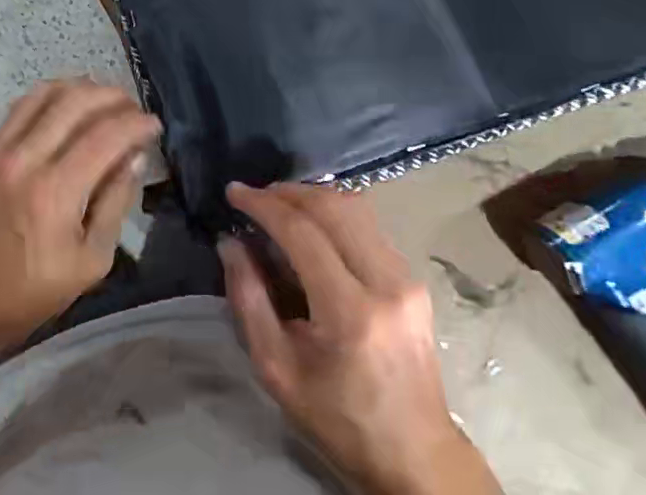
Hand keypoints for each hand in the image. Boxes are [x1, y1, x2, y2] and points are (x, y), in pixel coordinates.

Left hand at [0, 82, 158, 352]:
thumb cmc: (36, 289)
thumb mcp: (92, 260)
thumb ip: (115, 202)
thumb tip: (134, 156)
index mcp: (56, 194)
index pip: (105, 137)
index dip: (136, 124)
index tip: (154, 125)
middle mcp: (27, 161)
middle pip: (77, 103)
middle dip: (113, 97)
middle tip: (134, 110)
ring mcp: (3, 150)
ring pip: (48, 94)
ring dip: (84, 89)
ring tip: (107, 101)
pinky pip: (23, 105)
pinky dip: (52, 94)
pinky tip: (71, 103)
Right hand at [220, 182, 499, 494]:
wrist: (415, 454)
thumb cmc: (338, 418)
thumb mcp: (277, 369)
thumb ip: (249, 300)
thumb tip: (230, 243)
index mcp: (350, 312)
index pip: (302, 233)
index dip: (263, 205)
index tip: (234, 193)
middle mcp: (386, 283)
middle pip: (334, 207)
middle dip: (288, 192)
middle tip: (255, 196)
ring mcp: (407, 278)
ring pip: (356, 208)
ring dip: (312, 197)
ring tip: (279, 205)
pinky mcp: (414, 279)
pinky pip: (369, 226)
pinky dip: (334, 213)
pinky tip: (312, 226)